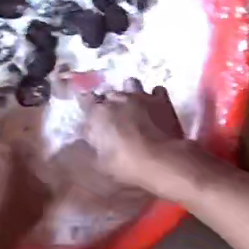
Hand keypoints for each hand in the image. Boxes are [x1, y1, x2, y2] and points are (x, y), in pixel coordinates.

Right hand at [82, 81, 196, 194]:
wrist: (163, 159)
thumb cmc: (127, 165)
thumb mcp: (101, 163)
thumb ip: (93, 146)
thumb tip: (88, 139)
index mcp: (98, 113)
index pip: (85, 99)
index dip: (87, 105)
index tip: (90, 112)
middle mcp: (117, 99)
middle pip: (109, 94)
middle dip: (109, 102)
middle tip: (114, 117)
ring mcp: (141, 96)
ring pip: (130, 84)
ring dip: (129, 92)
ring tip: (133, 105)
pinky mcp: (162, 100)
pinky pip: (156, 91)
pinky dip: (155, 96)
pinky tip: (156, 106)